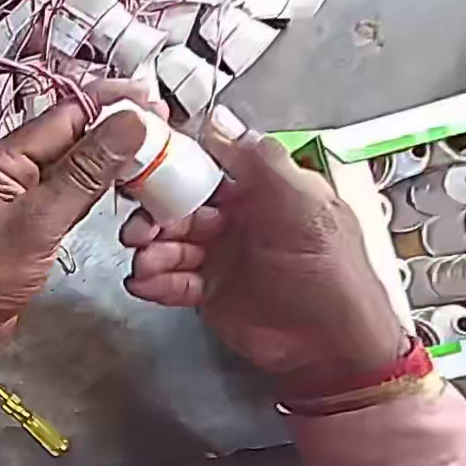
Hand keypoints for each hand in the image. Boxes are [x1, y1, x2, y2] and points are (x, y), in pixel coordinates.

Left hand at [0, 100, 149, 364]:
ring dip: (109, 156)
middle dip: (115, 129)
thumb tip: (129, 123)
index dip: (110, 106)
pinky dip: (96, 184)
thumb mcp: (40, 222)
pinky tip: (121, 182)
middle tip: (162, 129)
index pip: (63, 116)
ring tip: (151, 153)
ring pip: (72, 161)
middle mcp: (7, 167)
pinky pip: (67, 187)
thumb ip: (85, 173)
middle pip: (69, 134)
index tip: (153, 103)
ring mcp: (18, 191)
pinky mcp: (29, 214)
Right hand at [120, 108, 407, 396]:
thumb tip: (218, 120)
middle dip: (152, 219)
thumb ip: (259, 162)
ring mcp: (217, 257)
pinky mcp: (205, 292)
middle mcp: (234, 220)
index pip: (205, 170)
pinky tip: (144, 284)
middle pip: (176, 210)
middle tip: (137, 232)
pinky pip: (169, 281)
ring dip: (151, 253)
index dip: (171, 170)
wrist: (329, 345)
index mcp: (258, 192)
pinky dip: (153, 282)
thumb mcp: (302, 205)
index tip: (142, 173)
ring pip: (168, 246)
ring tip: (146, 266)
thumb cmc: (327, 271)